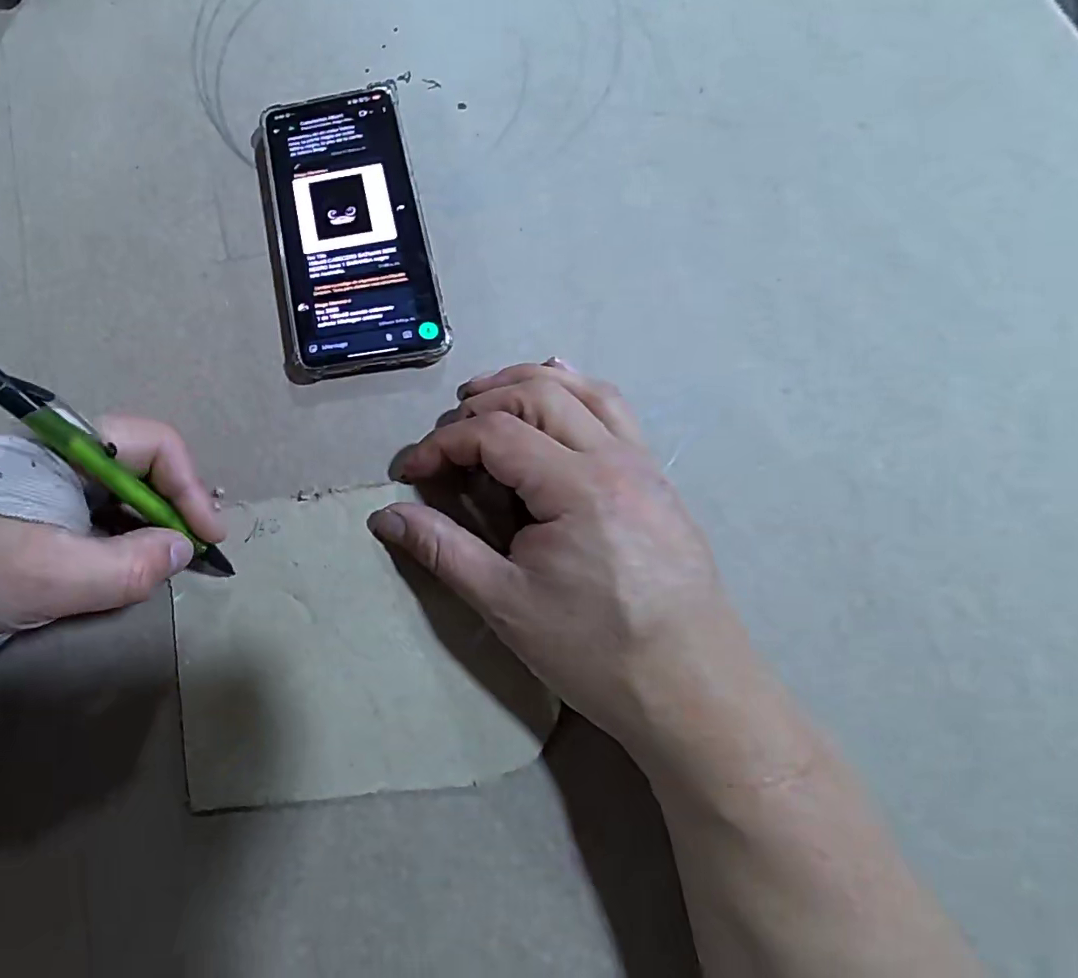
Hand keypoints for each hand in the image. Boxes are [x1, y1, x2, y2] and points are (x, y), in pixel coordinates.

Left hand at [0, 415, 227, 635]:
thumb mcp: (57, 576)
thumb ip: (128, 566)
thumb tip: (183, 549)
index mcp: (69, 449)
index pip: (153, 444)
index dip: (188, 485)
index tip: (206, 533)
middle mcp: (70, 452)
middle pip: (147, 461)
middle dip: (179, 501)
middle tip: (200, 545)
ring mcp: (61, 475)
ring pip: (131, 483)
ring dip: (160, 517)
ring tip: (179, 553)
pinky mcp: (54, 501)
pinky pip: (110, 504)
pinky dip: (135, 528)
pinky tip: (142, 555)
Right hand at [368, 359, 772, 769]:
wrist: (695, 694)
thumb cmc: (595, 652)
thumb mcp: (505, 604)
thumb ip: (441, 550)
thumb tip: (382, 517)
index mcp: (578, 489)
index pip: (495, 433)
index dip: (442, 444)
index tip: (411, 472)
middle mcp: (617, 461)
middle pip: (538, 394)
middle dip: (479, 404)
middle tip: (443, 439)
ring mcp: (644, 466)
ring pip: (583, 390)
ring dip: (526, 383)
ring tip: (484, 399)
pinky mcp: (655, 482)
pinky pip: (615, 411)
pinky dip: (574, 393)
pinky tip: (556, 398)